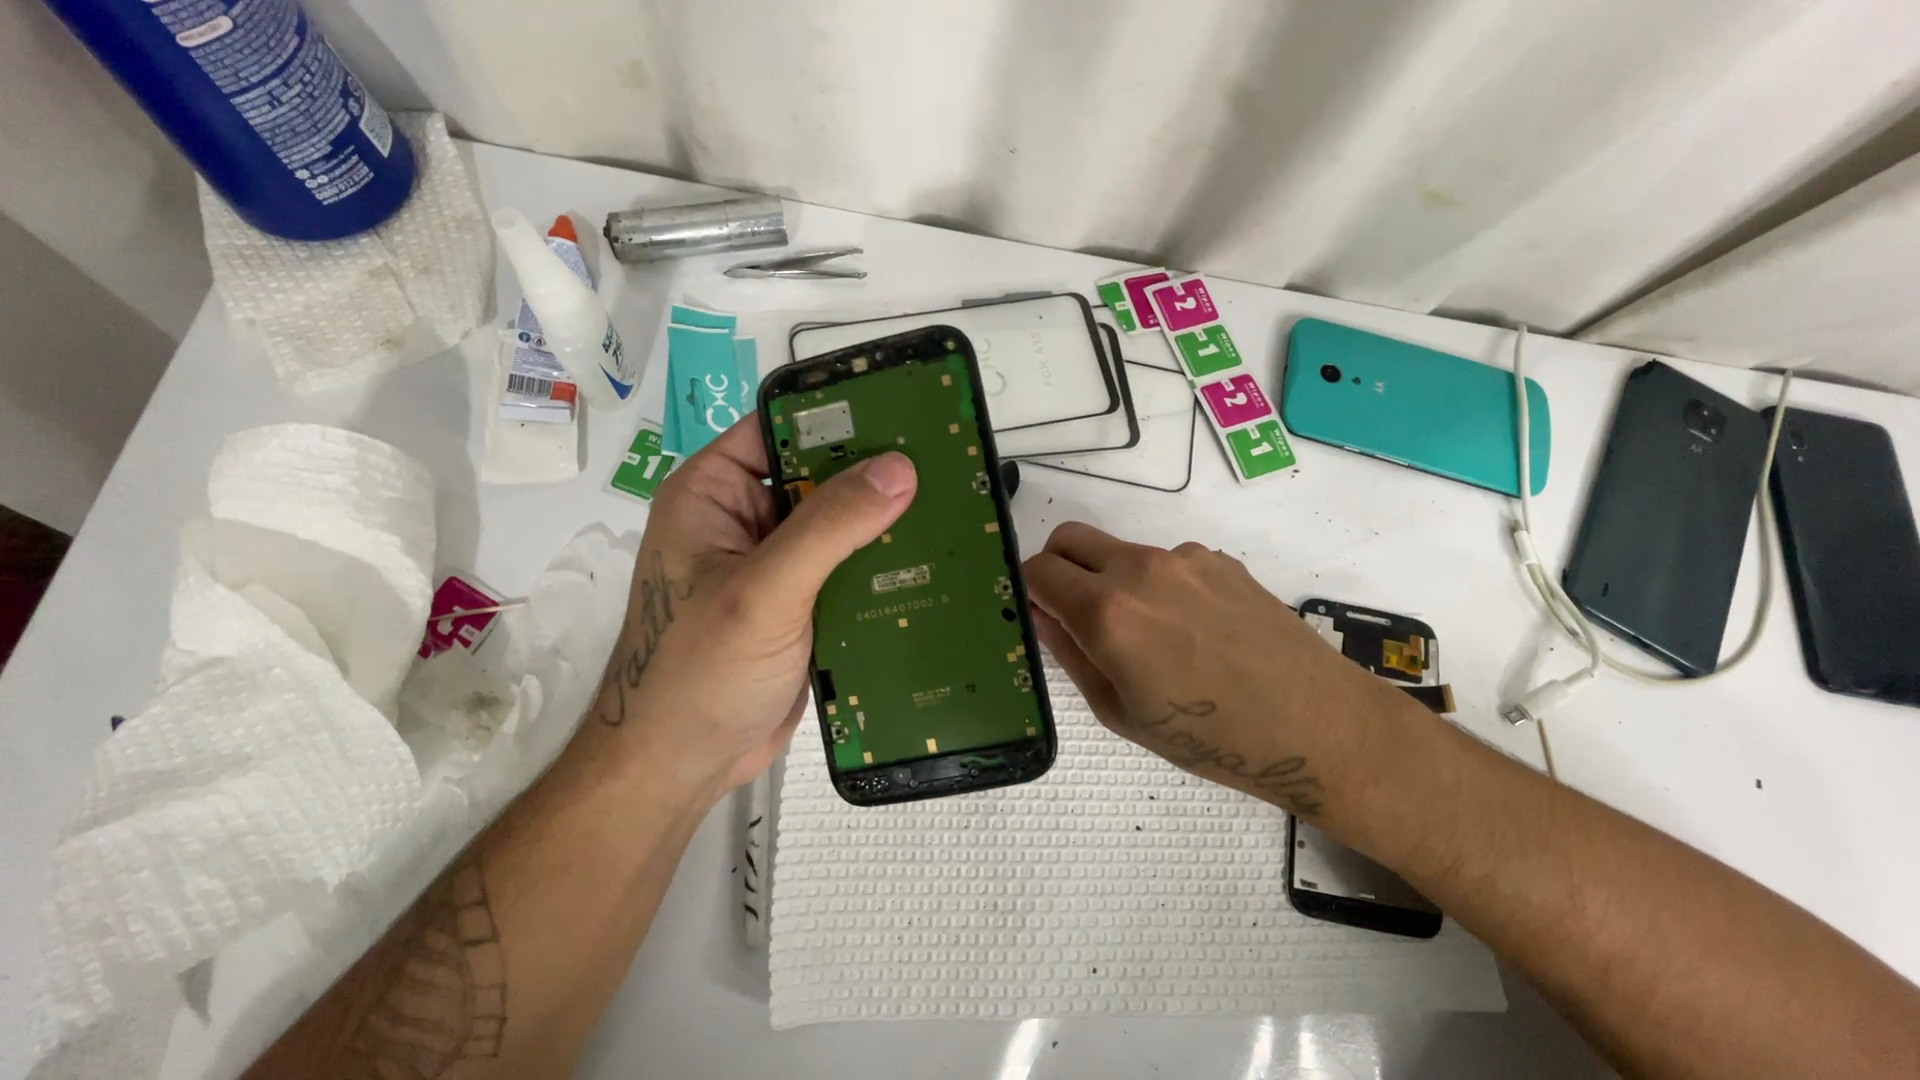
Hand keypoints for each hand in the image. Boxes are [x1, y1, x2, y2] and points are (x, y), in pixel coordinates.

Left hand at [589, 420, 916, 804]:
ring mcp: (774, 564)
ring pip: (840, 524)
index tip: (908, 406)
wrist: (681, 766)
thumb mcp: (764, 591)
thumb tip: (900, 467)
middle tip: (949, 457)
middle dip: (876, 470)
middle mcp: (744, 518)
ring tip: (956, 503)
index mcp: (715, 493)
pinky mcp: (800, 604)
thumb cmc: (699, 672)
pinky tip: (933, 560)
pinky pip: (847, 569)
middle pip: (819, 474)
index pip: (780, 427)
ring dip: (886, 521)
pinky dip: (883, 566)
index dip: (840, 414)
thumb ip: (829, 527)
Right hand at [1022, 522, 1413, 819]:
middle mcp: (1140, 569)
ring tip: (1152, 637)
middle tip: (1075, 616)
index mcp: (1108, 613)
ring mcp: (1184, 558)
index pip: (1037, 572)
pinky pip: (1166, 561)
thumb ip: (1071, 656)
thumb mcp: (1121, 713)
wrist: (1316, 725)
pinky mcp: (1219, 559)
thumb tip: (1043, 617)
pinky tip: (1194, 632)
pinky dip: (1158, 585)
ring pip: (1119, 551)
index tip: (1042, 618)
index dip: (1029, 593)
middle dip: (1058, 570)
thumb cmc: (1211, 739)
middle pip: (1069, 539)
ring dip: (1112, 579)